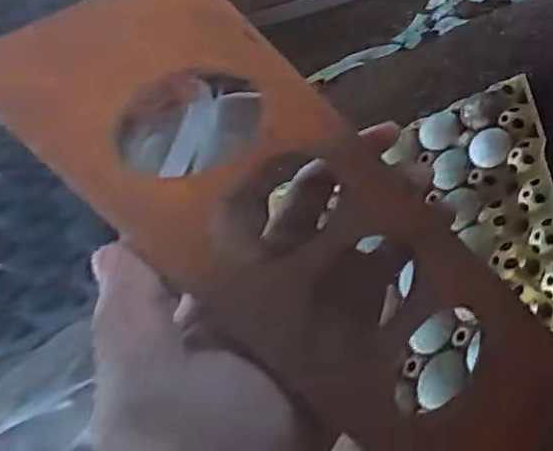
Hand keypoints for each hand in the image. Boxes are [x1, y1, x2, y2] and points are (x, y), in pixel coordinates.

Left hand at [89, 122, 400, 450]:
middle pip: (324, 212)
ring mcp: (325, 309)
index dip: (292, 165)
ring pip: (364, 240)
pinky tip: (442, 233)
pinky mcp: (361, 337)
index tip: (322, 132)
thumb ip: (133, 314)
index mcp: (229, 282)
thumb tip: (110, 243)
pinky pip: (393, 287)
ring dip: (396, 207)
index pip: (261, 208)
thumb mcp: (143, 379)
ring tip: (429, 186)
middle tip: (394, 141)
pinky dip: (418, 255)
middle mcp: (280, 284)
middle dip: (356, 172)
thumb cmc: (178, 436)